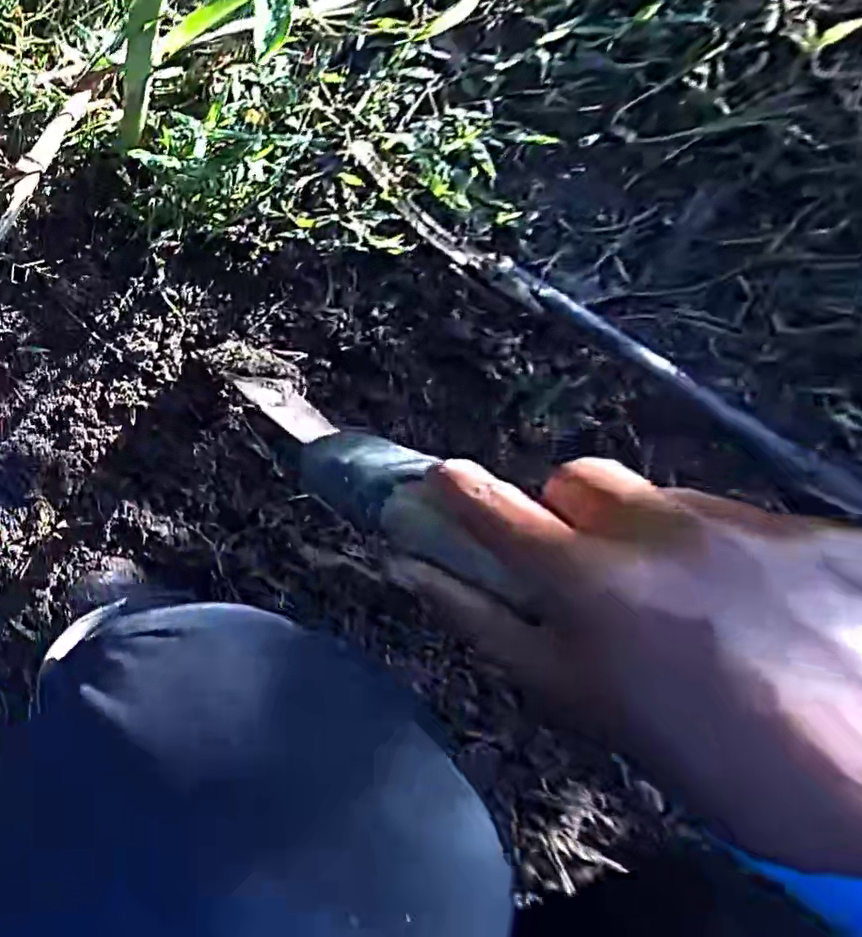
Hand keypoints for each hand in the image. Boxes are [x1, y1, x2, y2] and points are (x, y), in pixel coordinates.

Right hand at [396, 458, 861, 873]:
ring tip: (698, 601)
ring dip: (659, 535)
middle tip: (590, 564)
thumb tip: (405, 565)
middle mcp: (660, 533)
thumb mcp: (559, 686)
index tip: (446, 485)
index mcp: (581, 574)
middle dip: (567, 509)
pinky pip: (753, 524)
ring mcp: (756, 529)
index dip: (455, 486)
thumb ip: (471, 614)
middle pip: (578, 477)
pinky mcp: (838, 539)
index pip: (485, 496)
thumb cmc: (690, 745)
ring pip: (668, 500)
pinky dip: (742, 555)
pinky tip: (772, 610)